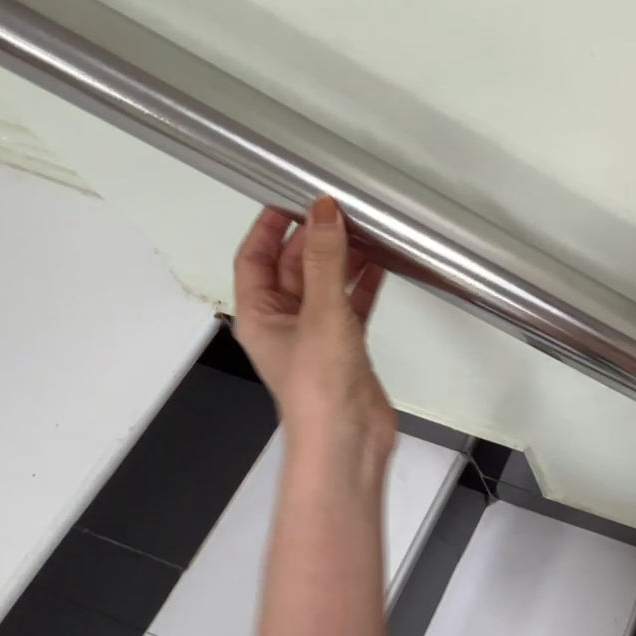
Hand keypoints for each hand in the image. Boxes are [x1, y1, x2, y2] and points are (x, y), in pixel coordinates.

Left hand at [232, 197, 395, 474]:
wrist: (348, 437)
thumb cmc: (319, 389)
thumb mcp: (321, 312)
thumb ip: (325, 260)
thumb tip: (323, 214)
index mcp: (259, 314)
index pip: (254, 257)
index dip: (269, 226)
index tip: (292, 199)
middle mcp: (285, 322)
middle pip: (293, 267)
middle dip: (314, 239)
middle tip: (338, 212)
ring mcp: (317, 334)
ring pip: (326, 283)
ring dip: (343, 259)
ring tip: (364, 232)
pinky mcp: (347, 346)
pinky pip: (352, 304)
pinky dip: (364, 284)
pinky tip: (380, 268)